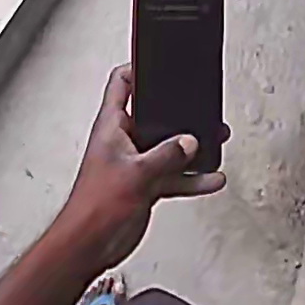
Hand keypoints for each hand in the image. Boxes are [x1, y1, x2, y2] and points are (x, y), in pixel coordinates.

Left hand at [44, 65, 227, 274]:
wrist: (90, 244)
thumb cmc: (95, 205)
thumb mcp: (137, 173)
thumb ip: (167, 155)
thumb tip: (189, 141)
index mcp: (112, 125)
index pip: (121, 83)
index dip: (137, 68)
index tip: (157, 60)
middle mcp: (123, 139)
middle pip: (152, 114)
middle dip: (176, 111)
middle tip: (198, 104)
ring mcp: (135, 162)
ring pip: (167, 146)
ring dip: (190, 146)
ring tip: (214, 138)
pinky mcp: (145, 184)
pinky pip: (173, 174)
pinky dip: (191, 176)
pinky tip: (211, 177)